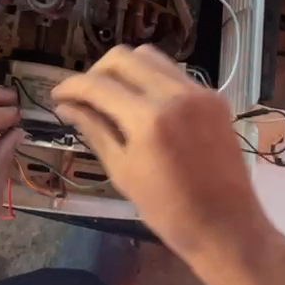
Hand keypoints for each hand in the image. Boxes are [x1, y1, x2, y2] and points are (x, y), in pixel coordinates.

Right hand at [50, 46, 275, 266]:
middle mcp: (174, 94)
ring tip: (112, 96)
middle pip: (123, 57)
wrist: (227, 228)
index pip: (98, 85)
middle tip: (85, 95)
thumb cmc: (168, 211)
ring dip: (125, 70)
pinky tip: (143, 105)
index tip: (57, 95)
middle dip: (96, 71)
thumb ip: (94, 130)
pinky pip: (173, 73)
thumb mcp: (122, 172)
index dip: (71, 86)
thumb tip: (66, 107)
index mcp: (148, 119)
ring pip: (150, 57)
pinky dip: (151, 79)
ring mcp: (198, 92)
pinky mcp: (213, 97)